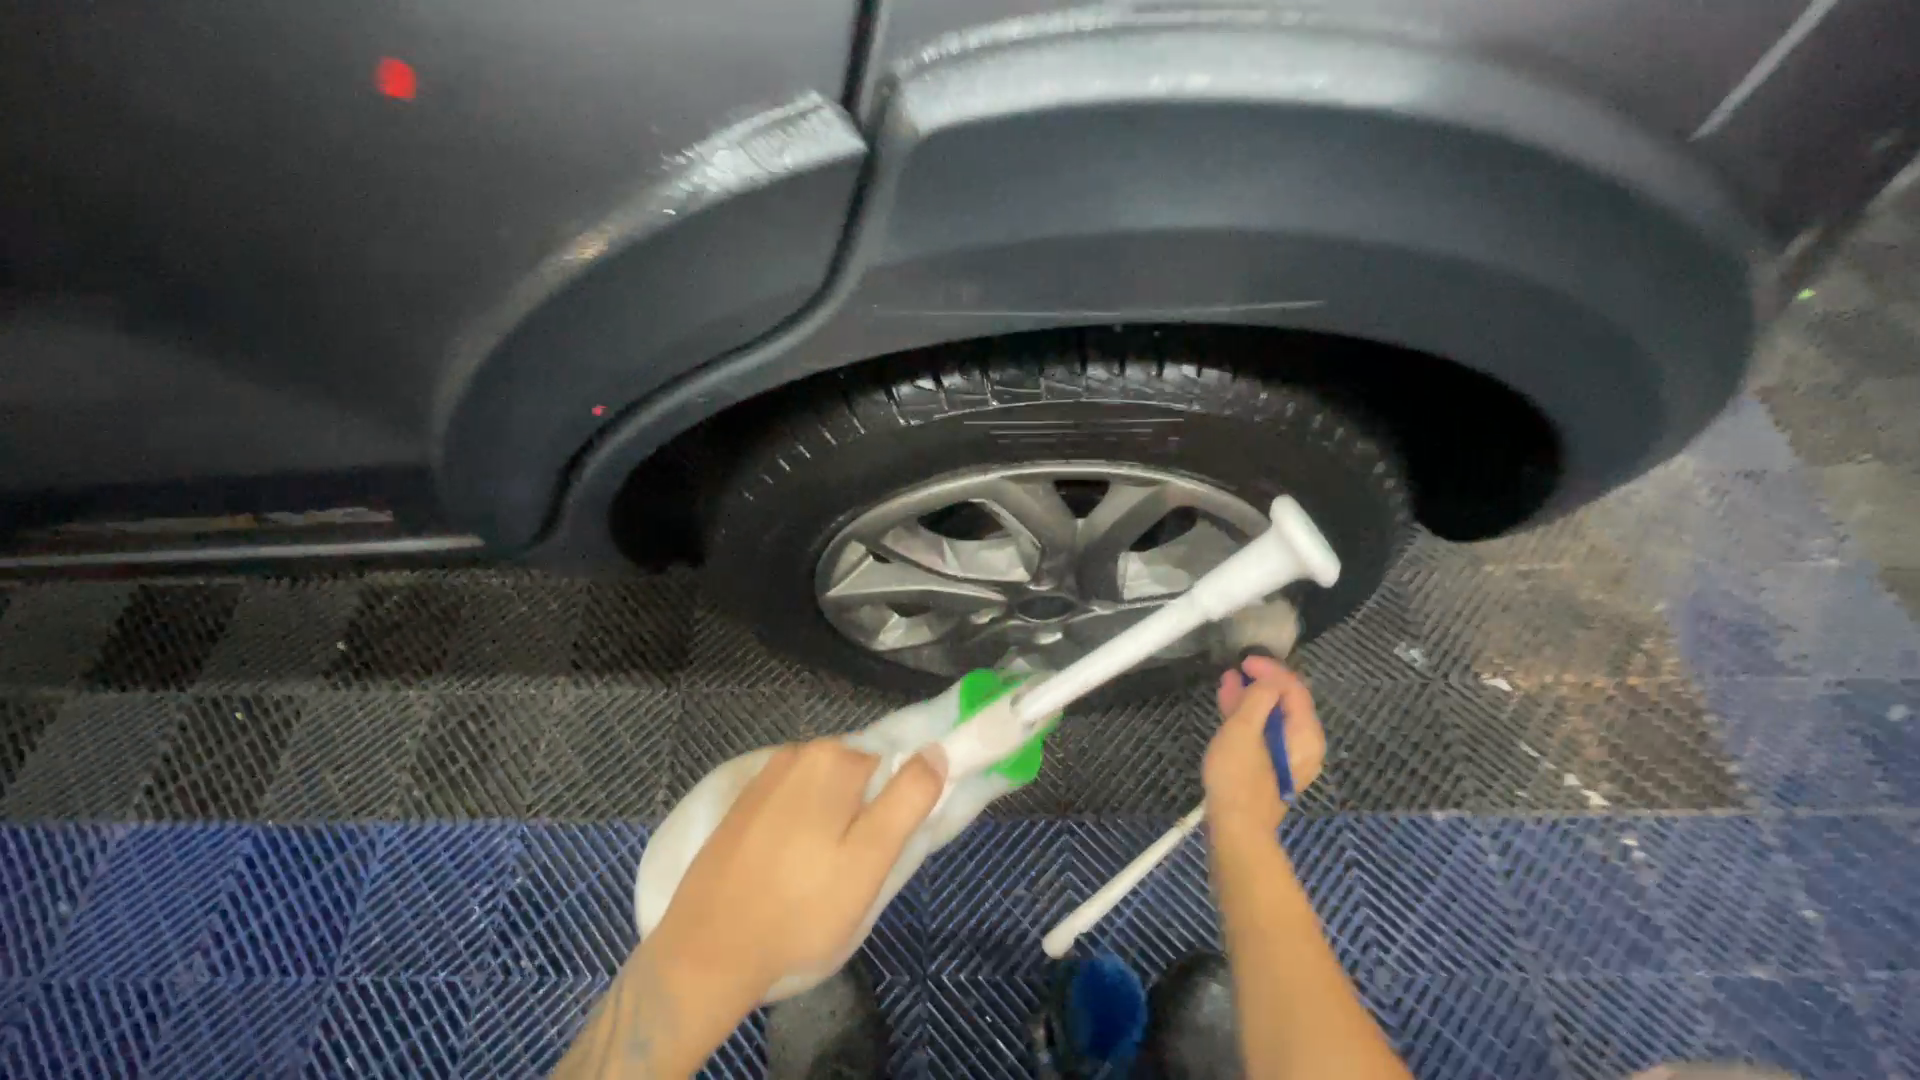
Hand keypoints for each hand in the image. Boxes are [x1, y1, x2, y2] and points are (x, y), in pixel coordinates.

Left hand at [646, 738, 946, 1003]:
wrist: (708, 952)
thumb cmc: (801, 909)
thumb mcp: (871, 859)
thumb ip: (909, 799)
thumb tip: (937, 752)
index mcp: (831, 758)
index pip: (891, 767)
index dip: (896, 809)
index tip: (884, 853)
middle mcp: (796, 754)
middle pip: (856, 778)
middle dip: (863, 817)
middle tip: (854, 874)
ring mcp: (763, 780)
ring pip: (824, 795)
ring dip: (832, 827)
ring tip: (820, 881)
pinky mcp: (741, 808)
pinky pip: (791, 808)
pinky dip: (800, 834)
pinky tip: (788, 875)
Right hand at [1205, 656, 1324, 837]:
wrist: (1236, 826)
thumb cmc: (1239, 775)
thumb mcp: (1244, 729)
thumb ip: (1259, 699)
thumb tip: (1267, 682)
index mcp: (1305, 733)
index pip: (1293, 689)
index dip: (1270, 670)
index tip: (1244, 660)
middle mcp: (1304, 744)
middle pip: (1287, 703)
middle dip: (1262, 682)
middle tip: (1237, 668)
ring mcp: (1288, 757)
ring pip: (1273, 717)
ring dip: (1251, 698)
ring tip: (1228, 681)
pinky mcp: (1272, 767)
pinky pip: (1265, 732)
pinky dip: (1248, 717)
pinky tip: (1228, 706)